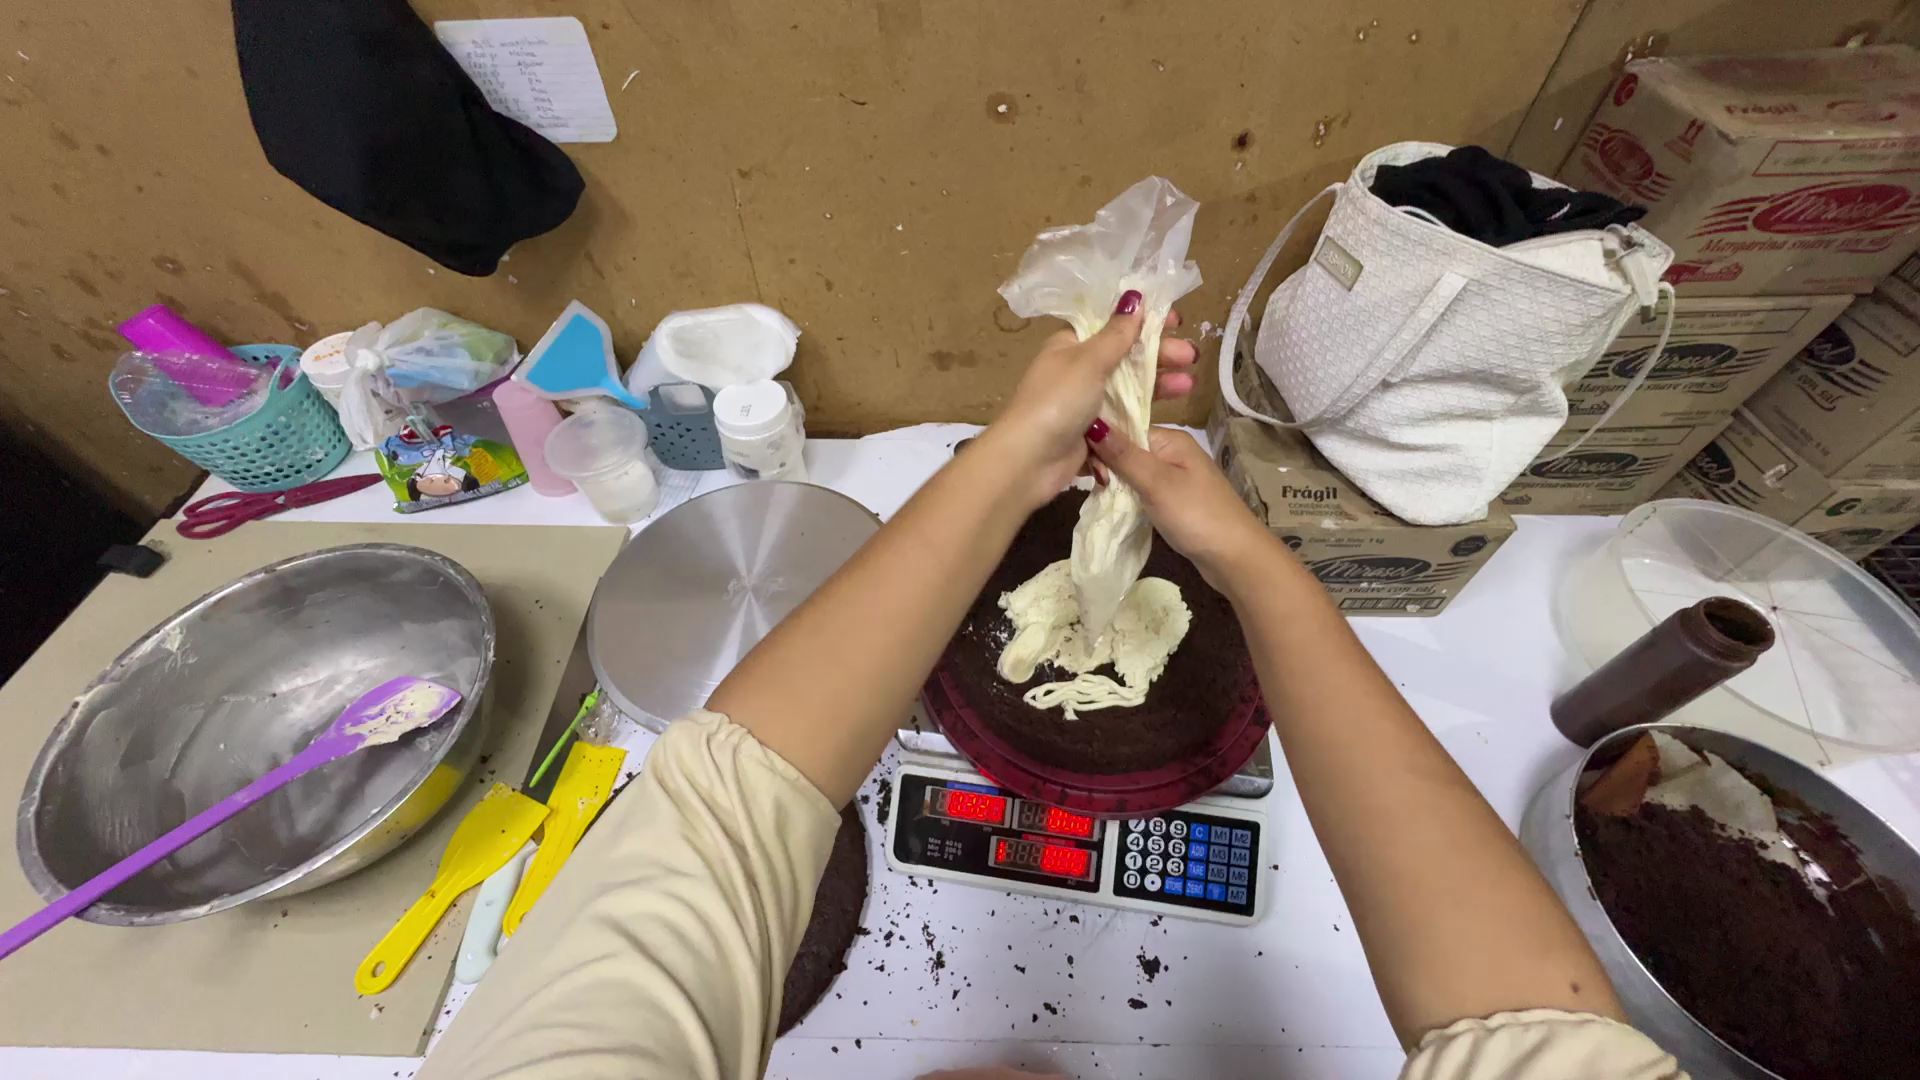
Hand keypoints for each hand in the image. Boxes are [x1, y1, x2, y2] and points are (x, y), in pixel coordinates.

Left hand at [982, 290, 1196, 507]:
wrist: (1028, 461)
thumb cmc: (1056, 401)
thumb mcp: (1088, 361)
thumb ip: (1116, 333)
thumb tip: (1134, 297)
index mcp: (1070, 346)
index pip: (1111, 325)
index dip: (1143, 321)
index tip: (1175, 321)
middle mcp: (1076, 372)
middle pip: (1124, 357)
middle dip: (1159, 355)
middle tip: (1191, 357)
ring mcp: (1084, 405)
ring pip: (1127, 389)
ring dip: (1157, 385)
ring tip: (1188, 385)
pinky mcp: (1092, 434)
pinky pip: (1123, 419)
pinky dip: (1144, 414)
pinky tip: (1169, 412)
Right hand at [1088, 426, 1278, 590]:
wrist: (1233, 557)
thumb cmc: (1196, 515)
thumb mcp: (1156, 483)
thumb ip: (1123, 455)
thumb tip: (1091, 423)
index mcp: (1170, 439)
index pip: (1125, 427)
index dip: (1100, 440)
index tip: (1080, 462)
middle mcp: (1171, 452)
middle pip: (1125, 448)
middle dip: (1103, 461)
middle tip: (1086, 483)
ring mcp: (1172, 476)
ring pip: (1130, 471)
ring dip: (1112, 480)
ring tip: (1093, 493)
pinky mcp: (1170, 499)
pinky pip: (1139, 489)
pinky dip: (1123, 495)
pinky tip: (1108, 503)